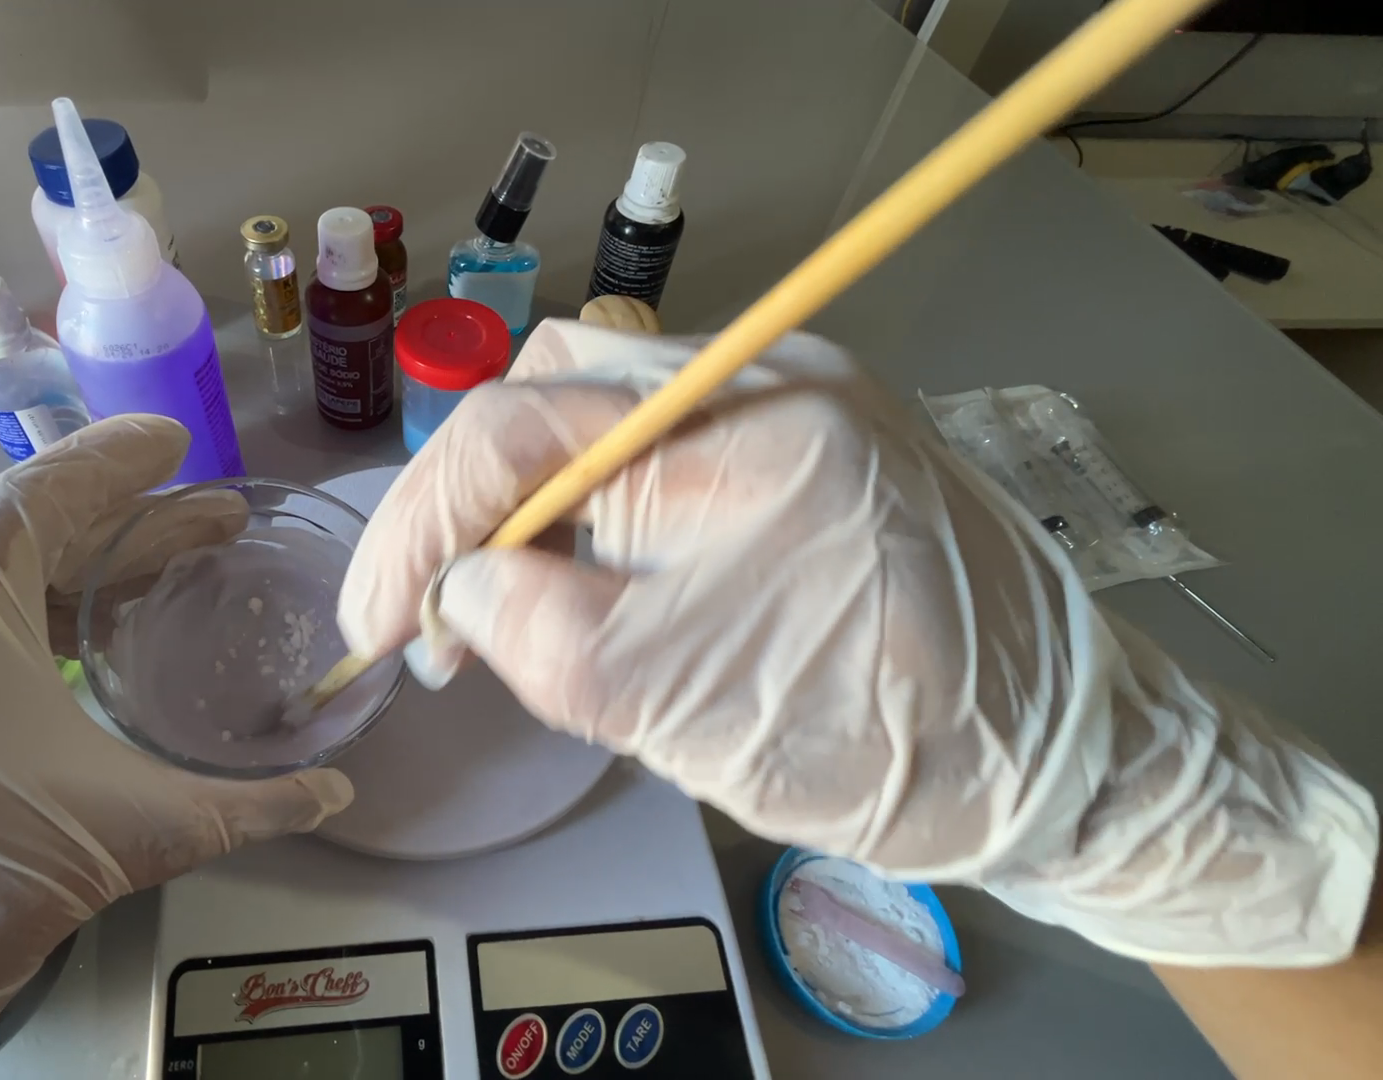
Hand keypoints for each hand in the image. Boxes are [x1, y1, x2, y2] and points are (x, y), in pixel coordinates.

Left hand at [0, 417, 350, 1079]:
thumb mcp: (106, 842)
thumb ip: (237, 809)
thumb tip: (334, 794)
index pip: (35, 497)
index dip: (113, 461)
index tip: (176, 440)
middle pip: (23, 540)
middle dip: (131, 527)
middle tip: (219, 523)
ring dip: (78, 579)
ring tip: (167, 579)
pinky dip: (26, 625)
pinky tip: (78, 651)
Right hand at [338, 319, 1375, 967]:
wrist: (1064, 759)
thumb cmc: (890, 738)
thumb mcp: (684, 702)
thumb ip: (541, 634)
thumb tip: (460, 588)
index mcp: (740, 420)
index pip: (523, 429)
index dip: (422, 523)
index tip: (373, 624)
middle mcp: (746, 379)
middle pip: (542, 397)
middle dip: (460, 507)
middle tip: (428, 613)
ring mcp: (760, 407)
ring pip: (578, 425)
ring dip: (511, 512)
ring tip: (490, 606)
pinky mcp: (765, 453)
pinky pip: (628, 460)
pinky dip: (569, 520)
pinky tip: (565, 583)